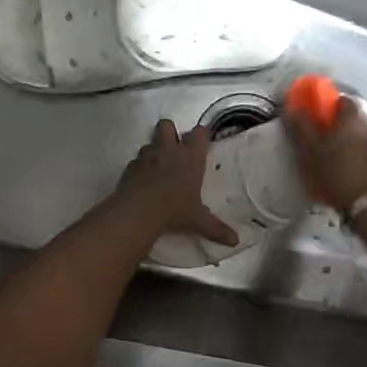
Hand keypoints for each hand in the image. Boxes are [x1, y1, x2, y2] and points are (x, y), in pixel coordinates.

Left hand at [116, 120, 239, 244]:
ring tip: (159, 166)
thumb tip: (235, 241)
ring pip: (150, 141)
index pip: (199, 133)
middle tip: (175, 148)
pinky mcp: (130, 166)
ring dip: (155, 149)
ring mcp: (146, 156)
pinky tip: (143, 180)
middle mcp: (168, 150)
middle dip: (171, 132)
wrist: (138, 212)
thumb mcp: (198, 221)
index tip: (205, 140)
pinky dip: (140, 166)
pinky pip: (136, 160)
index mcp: (190, 157)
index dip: (202, 134)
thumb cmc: (175, 210)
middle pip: (168, 125)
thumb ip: (216, 228)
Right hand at [288, 95, 366, 210]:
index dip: (331, 107)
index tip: (322, 119)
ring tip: (344, 154)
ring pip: (366, 131)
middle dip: (344, 123)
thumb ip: (302, 126)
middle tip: (330, 139)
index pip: (343, 100)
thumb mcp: (311, 152)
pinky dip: (366, 149)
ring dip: (356, 137)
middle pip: (356, 116)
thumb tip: (294, 107)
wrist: (364, 203)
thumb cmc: (334, 174)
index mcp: (352, 118)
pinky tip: (358, 164)